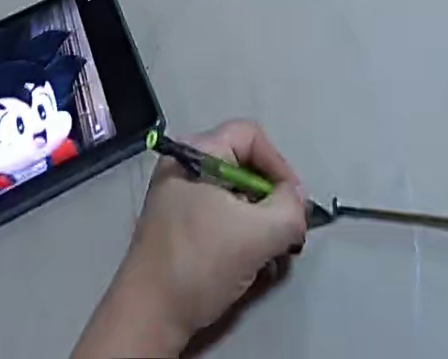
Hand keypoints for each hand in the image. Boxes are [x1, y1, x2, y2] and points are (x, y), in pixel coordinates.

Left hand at [72, 121, 308, 357]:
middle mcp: (187, 166)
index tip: (294, 203)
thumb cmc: (199, 260)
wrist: (150, 312)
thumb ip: (289, 210)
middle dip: (272, 199)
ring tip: (269, 255)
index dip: (278, 164)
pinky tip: (251, 265)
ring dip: (261, 223)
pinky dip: (243, 236)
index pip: (250, 135)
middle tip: (287, 233)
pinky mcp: (183, 225)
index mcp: (197, 151)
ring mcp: (182, 195)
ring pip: (237, 195)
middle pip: (245, 165)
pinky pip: (223, 216)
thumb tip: (296, 199)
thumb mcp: (256, 233)